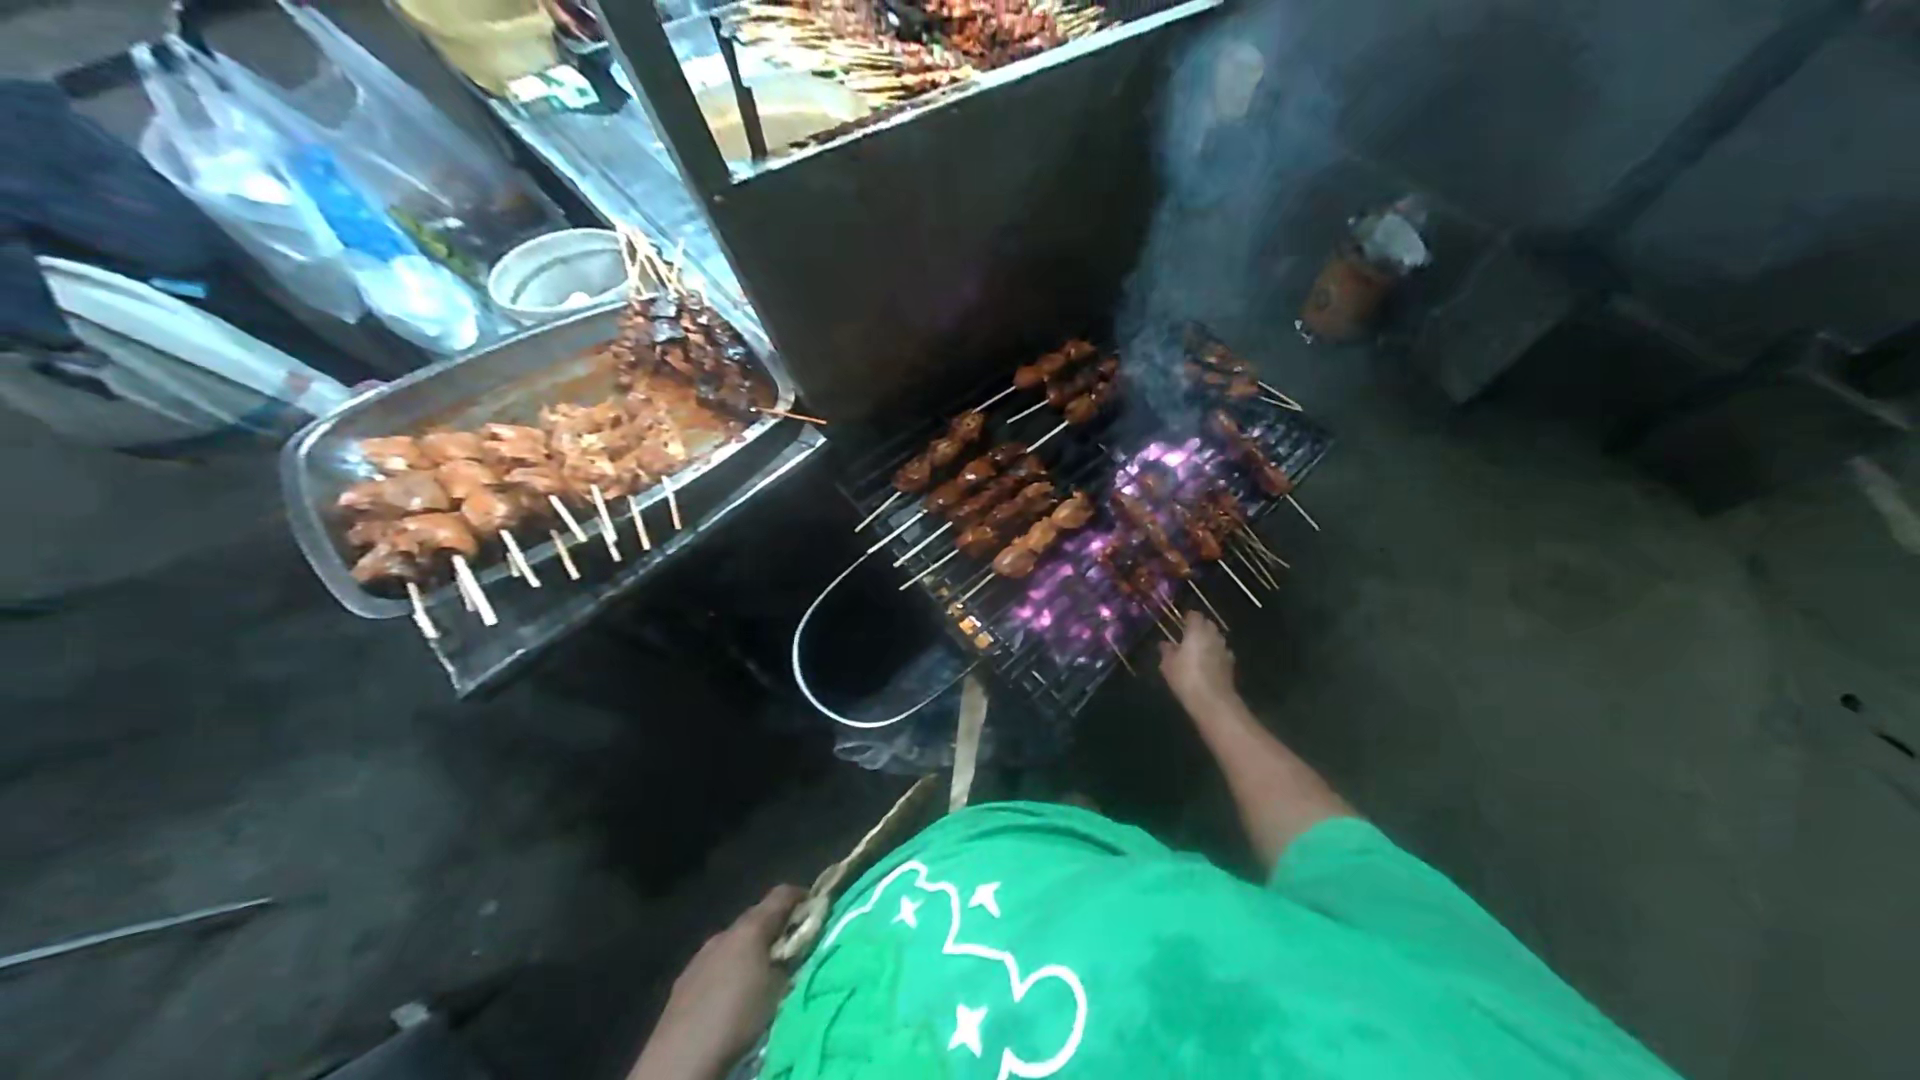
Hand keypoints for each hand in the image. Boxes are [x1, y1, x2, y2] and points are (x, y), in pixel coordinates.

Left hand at [628, 884, 806, 1079]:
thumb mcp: (778, 990)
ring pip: (734, 941)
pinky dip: (730, 968)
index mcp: (750, 929)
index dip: (801, 897)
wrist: (679, 1061)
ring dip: (751, 949)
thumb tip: (795, 948)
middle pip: (756, 917)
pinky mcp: (684, 981)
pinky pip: (716, 963)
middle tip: (794, 947)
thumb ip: (790, 961)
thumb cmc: (737, 1018)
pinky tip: (732, 996)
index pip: (781, 895)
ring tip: (763, 975)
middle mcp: (724, 933)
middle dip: (776, 927)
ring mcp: (700, 956)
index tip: (816, 909)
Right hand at [1158, 610, 1237, 712]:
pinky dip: (1214, 654)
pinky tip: (1207, 665)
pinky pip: (1221, 652)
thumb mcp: (1167, 664)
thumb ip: (1166, 650)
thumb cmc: (1186, 677)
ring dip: (1208, 641)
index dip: (1187, 617)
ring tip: (1196, 651)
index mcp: (1197, 631)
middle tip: (1187, 636)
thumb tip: (1165, 643)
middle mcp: (1213, 636)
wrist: (1213, 701)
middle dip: (1199, 627)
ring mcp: (1224, 649)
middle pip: (1208, 624)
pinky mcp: (1231, 664)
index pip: (1194, 615)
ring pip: (1216, 638)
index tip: (1180, 623)